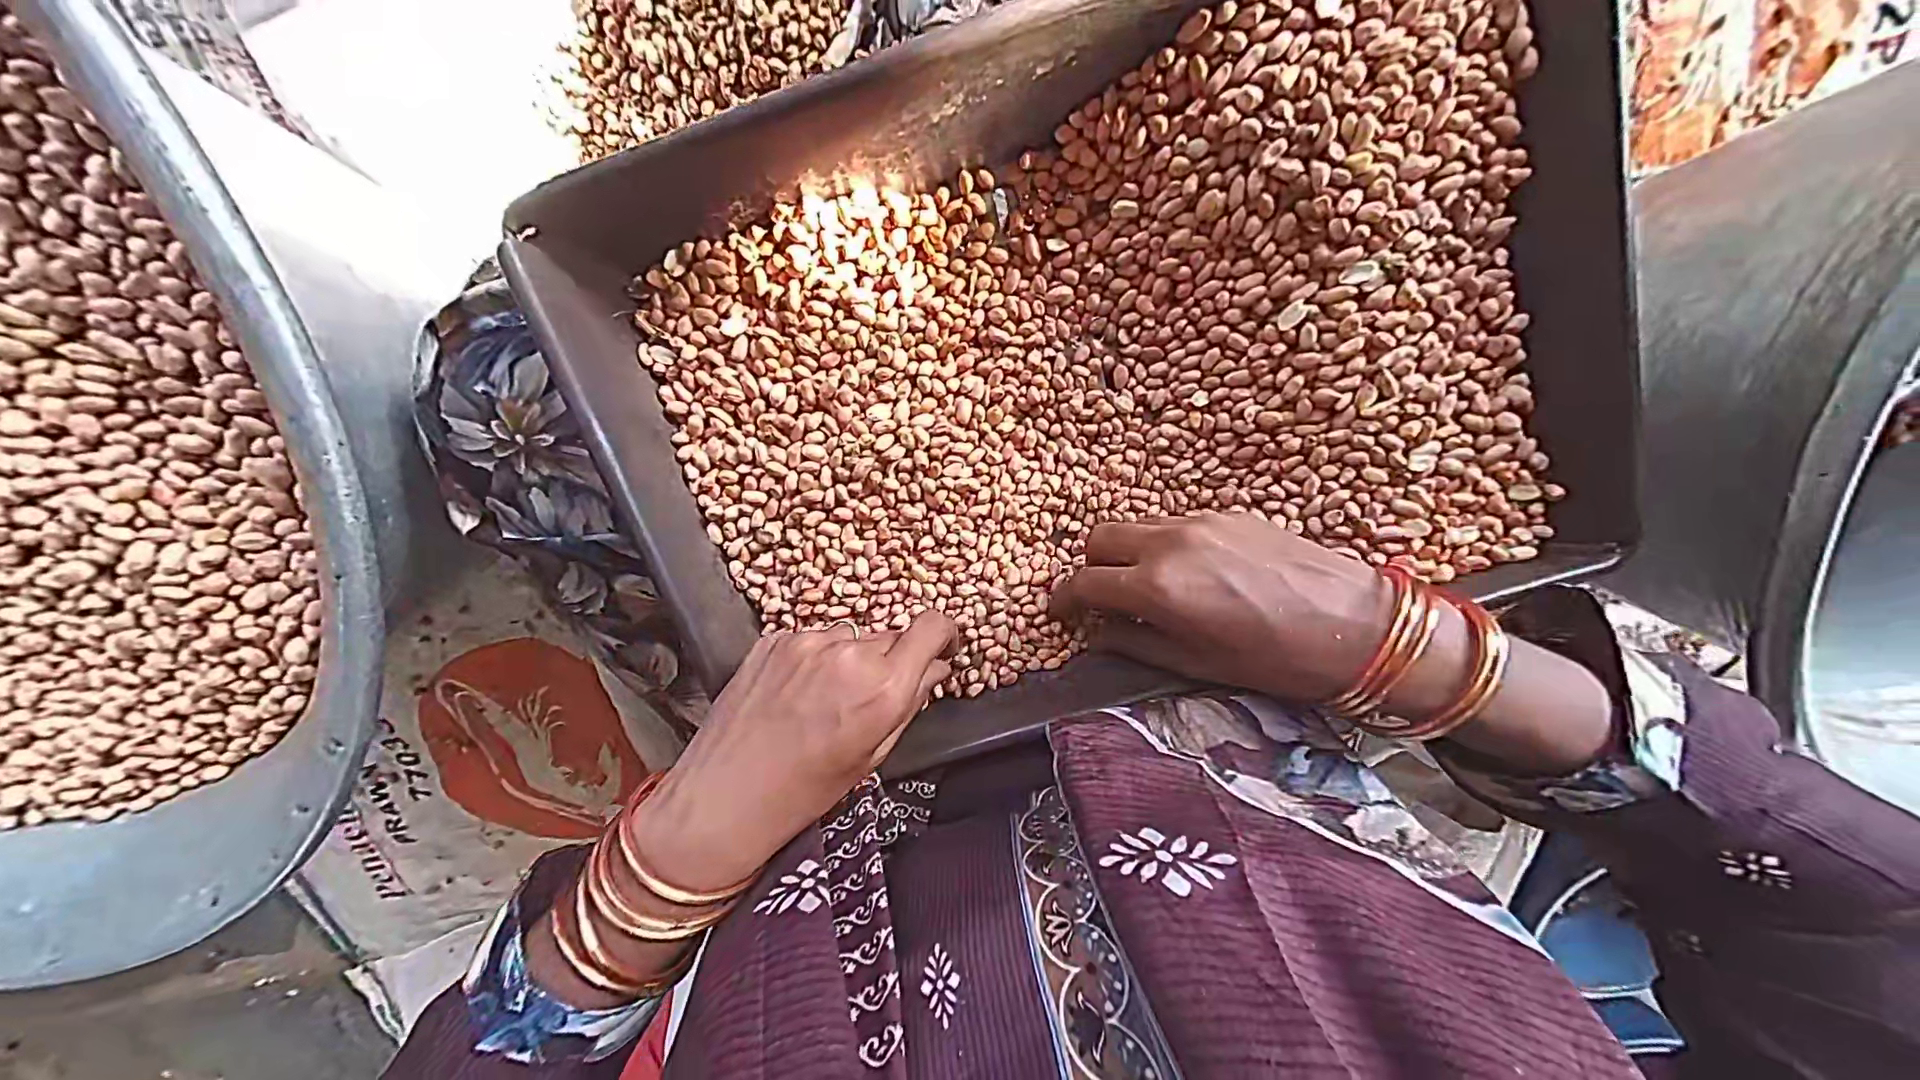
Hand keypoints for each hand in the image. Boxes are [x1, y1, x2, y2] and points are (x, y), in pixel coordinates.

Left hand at [628, 612, 957, 894]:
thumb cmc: (802, 790)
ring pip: (853, 635)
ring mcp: (807, 642)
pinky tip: (799, 691)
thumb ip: (911, 702)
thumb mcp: (874, 755)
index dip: (943, 635)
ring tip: (825, 698)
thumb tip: (936, 668)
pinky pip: (815, 638)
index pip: (932, 627)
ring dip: (852, 657)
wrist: (723, 797)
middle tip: (870, 696)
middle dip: (892, 660)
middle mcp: (848, 654)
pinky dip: (816, 657)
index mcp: (882, 688)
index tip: (940, 647)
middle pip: (892, 635)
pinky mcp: (775, 639)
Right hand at [1050, 511, 1612, 775]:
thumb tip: (1096, 633)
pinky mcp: (1227, 513)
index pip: (1085, 581)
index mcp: (1158, 586)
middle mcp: (1169, 542)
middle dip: (1090, 567)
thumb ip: (1135, 644)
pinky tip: (1190, 572)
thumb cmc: (1277, 659)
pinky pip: (1171, 523)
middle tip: (1104, 597)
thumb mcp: (1197, 665)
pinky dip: (1161, 544)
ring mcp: (1199, 521)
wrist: (1362, 625)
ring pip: (1135, 525)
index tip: (1060, 610)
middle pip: (1099, 538)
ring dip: (1125, 553)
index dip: (1063, 598)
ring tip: (1148, 587)